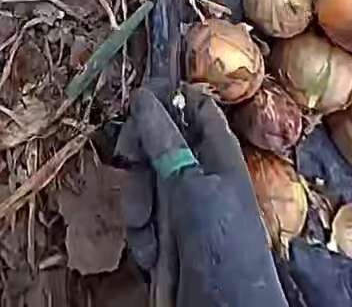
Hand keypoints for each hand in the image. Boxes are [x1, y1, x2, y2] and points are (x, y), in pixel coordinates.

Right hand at [117, 85, 284, 306]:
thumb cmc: (223, 246)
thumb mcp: (192, 187)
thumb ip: (165, 142)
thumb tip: (144, 95)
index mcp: (218, 150)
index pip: (193, 104)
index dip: (166, 96)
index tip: (137, 99)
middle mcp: (201, 171)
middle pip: (159, 140)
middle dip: (140, 156)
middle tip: (127, 160)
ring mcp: (184, 206)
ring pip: (145, 181)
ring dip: (138, 204)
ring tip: (146, 230)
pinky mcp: (168, 238)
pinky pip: (142, 220)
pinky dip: (141, 235)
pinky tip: (150, 255)